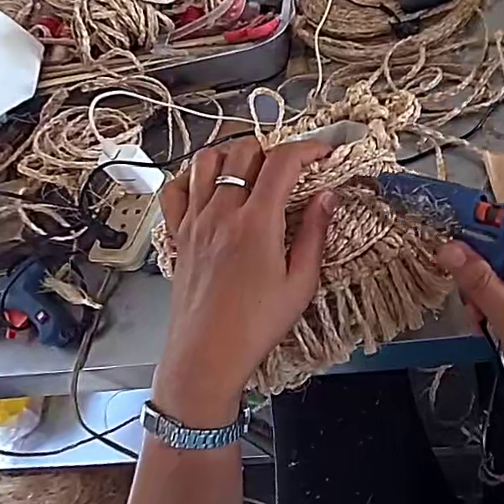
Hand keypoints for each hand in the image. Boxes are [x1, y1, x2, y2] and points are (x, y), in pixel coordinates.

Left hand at [156, 139, 334, 424]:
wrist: (206, 355)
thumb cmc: (256, 325)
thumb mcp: (300, 283)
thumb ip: (315, 233)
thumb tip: (328, 196)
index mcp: (256, 223)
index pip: (282, 161)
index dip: (308, 148)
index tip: (323, 153)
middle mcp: (221, 213)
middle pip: (244, 150)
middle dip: (273, 150)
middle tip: (291, 170)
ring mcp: (194, 221)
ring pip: (207, 159)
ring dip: (233, 156)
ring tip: (253, 173)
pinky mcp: (178, 234)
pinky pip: (176, 188)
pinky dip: (193, 176)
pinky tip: (211, 188)